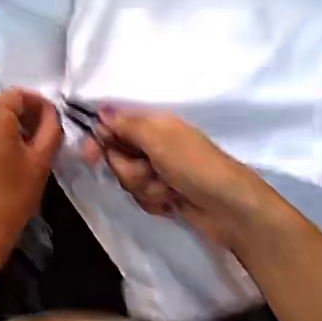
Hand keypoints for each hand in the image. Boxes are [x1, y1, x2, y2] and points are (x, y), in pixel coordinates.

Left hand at [0, 89, 63, 256]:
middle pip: (8, 102)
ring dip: (23, 122)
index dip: (39, 101)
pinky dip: (13, 131)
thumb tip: (52, 112)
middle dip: (32, 111)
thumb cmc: (17, 190)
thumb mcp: (41, 157)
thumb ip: (50, 128)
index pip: (17, 93)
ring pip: (3, 115)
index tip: (56, 116)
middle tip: (53, 128)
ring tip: (44, 139)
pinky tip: (28, 148)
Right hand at [80, 109, 276, 247]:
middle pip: (116, 156)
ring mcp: (159, 171)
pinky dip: (154, 202)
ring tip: (168, 191)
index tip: (89, 154)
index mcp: (155, 125)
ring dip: (144, 188)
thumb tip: (100, 110)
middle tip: (149, 172)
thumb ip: (126, 125)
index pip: (113, 127)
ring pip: (127, 179)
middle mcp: (154, 145)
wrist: (231, 210)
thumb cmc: (196, 167)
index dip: (100, 141)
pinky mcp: (164, 194)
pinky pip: (141, 196)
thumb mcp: (159, 140)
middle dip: (128, 170)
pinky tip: (172, 203)